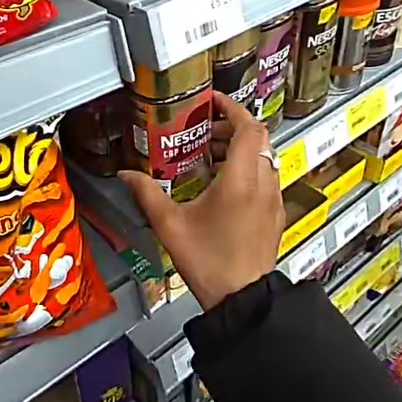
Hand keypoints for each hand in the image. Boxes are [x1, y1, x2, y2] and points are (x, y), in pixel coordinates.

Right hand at [120, 90, 283, 309]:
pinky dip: (248, 170)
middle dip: (231, 128)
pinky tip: (223, 187)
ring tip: (210, 157)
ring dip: (240, 150)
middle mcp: (263, 186)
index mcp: (241, 181)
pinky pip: (266, 179)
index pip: (248, 127)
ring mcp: (272, 202)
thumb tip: (127, 175)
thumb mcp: (169, 225)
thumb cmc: (210, 263)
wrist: (241, 300)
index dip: (232, 108)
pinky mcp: (274, 216)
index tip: (214, 102)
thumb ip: (146, 194)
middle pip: (257, 139)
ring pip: (264, 159)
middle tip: (205, 131)